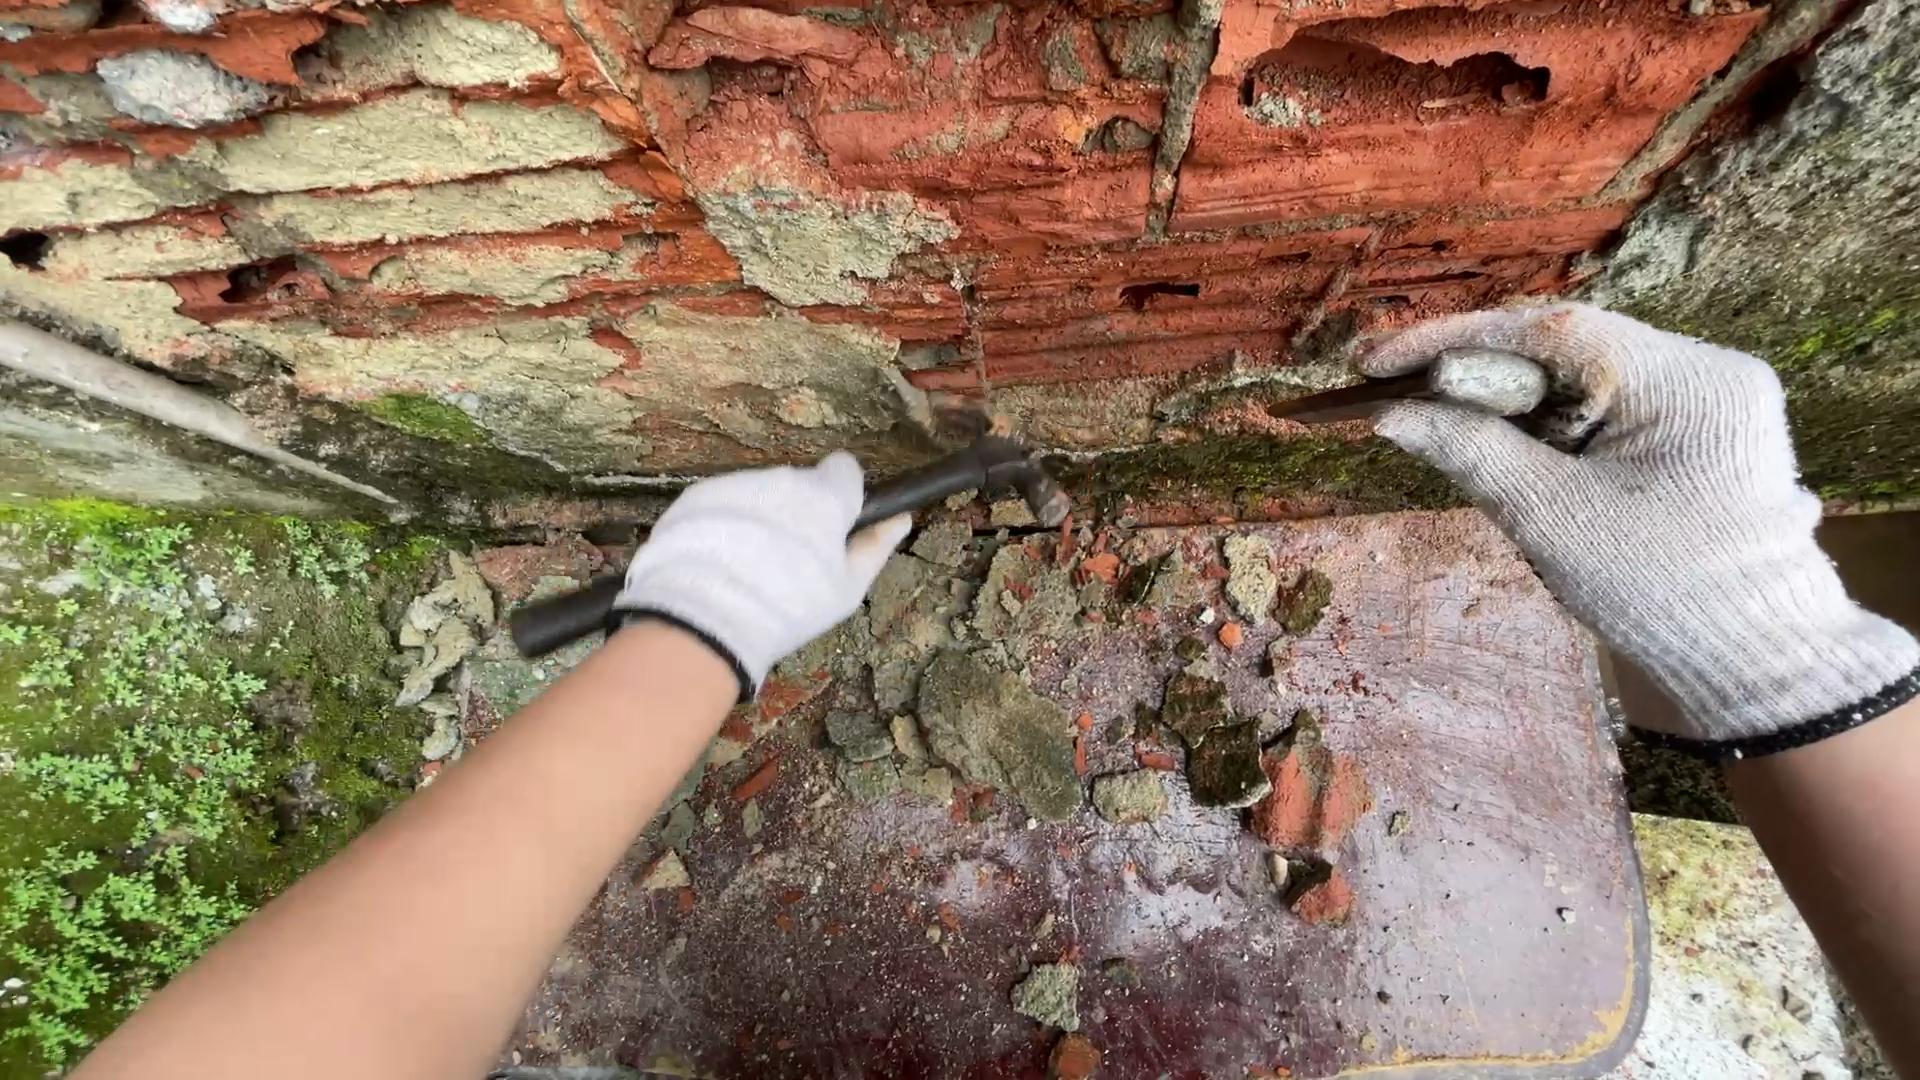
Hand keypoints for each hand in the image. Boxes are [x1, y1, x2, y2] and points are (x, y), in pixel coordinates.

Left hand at [613, 452, 910, 698]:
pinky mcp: (697, 497)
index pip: (845, 468)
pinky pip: (724, 503)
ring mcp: (736, 484)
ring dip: (763, 517)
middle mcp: (782, 478)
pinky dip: (727, 524)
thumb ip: (875, 546)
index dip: (844, 494)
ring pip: (761, 494)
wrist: (704, 618)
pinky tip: (719, 562)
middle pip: (801, 484)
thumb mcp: (847, 588)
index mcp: (825, 495)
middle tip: (791, 560)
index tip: (835, 525)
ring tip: (749, 567)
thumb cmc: (791, 606)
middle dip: (801, 511)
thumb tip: (901, 518)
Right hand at [1361, 302, 1917, 757]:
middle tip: (1378, 373)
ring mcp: (1686, 398)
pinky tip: (1465, 423)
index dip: (1454, 339)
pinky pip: (1575, 403)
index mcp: (1687, 382)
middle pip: (1554, 346)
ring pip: (1560, 373)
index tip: (1378, 359)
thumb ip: (1470, 452)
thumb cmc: (1654, 583)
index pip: (1552, 331)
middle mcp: (1695, 371)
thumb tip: (1387, 416)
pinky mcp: (1669, 428)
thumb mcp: (1547, 515)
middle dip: (1462, 360)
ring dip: (1483, 389)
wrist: (1746, 649)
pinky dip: (1513, 414)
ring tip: (1407, 398)